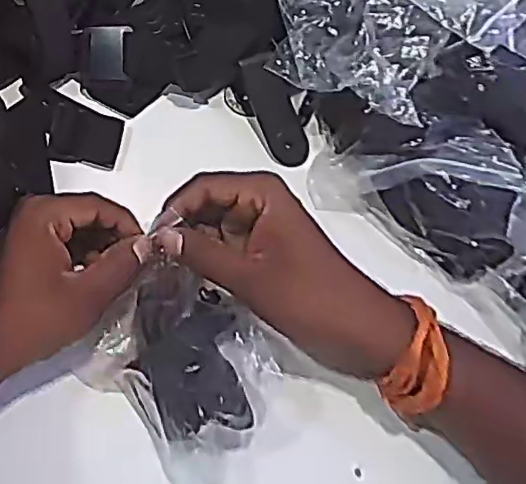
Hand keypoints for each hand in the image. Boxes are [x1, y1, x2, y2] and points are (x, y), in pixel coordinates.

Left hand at [0, 193, 152, 377]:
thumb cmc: (26, 320)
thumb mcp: (87, 294)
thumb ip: (121, 265)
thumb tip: (143, 247)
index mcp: (43, 213)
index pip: (97, 204)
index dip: (127, 225)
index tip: (147, 246)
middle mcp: (33, 213)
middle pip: (87, 214)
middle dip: (114, 239)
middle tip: (136, 264)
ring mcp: (28, 228)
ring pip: (78, 229)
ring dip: (100, 250)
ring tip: (117, 277)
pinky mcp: (27, 244)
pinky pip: (64, 240)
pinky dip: (83, 257)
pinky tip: (94, 280)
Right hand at [155, 172, 416, 379]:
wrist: (368, 339)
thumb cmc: (321, 301)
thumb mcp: (252, 277)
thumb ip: (202, 253)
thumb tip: (162, 237)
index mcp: (262, 193)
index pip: (203, 187)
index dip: (176, 208)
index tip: (156, 234)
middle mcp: (260, 201)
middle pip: (204, 202)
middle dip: (181, 225)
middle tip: (159, 250)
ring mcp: (261, 225)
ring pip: (210, 223)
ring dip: (192, 242)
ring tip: (172, 263)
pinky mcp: (262, 249)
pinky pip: (223, 243)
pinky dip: (207, 255)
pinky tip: (193, 272)